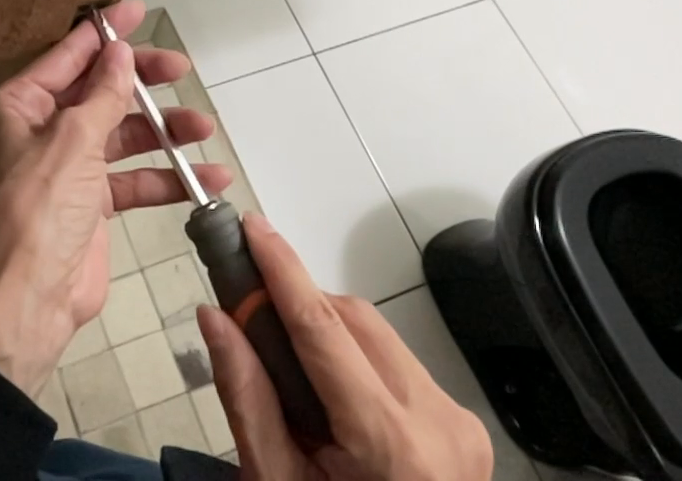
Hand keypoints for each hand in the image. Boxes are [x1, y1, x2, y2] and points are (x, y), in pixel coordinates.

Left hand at [0, 0, 231, 393]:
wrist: (30, 299)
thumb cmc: (38, 209)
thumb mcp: (72, 143)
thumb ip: (102, 96)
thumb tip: (120, 52)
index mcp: (20, 107)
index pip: (67, 56)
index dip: (104, 33)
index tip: (138, 9)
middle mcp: (42, 130)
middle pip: (100, 92)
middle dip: (141, 82)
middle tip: (180, 69)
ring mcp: (68, 167)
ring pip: (122, 134)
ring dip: (162, 130)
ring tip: (202, 125)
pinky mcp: (90, 202)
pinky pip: (133, 178)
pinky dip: (166, 177)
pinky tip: (206, 178)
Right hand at [198, 215, 491, 480]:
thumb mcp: (273, 480)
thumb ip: (245, 394)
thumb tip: (214, 315)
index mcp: (389, 444)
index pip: (323, 329)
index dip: (283, 269)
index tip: (253, 226)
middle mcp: (439, 421)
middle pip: (353, 320)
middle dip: (300, 304)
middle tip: (254, 320)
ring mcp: (462, 423)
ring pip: (378, 334)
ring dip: (328, 331)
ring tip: (296, 375)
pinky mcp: (467, 425)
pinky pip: (399, 362)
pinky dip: (357, 358)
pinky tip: (336, 396)